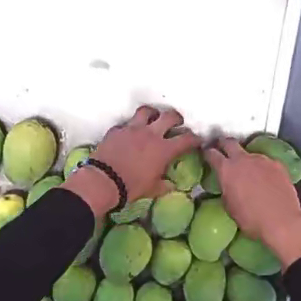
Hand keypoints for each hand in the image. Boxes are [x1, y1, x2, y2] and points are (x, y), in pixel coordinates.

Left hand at [64, 106, 201, 217]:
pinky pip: (126, 123)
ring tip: (153, 118)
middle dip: (176, 117)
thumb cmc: (131, 187)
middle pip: (169, 116)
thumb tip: (172, 185)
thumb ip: (164, 185)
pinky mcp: (117, 130)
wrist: (103, 180)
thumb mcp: (152, 189)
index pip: (186, 139)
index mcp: (163, 149)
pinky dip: (131, 127)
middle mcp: (150, 134)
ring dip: (153, 113)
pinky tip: (130, 133)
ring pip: (146, 111)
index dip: (194, 138)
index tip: (197, 140)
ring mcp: (132, 129)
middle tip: (177, 122)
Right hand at [204, 138, 300, 268]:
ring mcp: (262, 160)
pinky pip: (266, 163)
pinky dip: (262, 168)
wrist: (282, 222)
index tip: (206, 154)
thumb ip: (226, 189)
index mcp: (227, 170)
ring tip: (249, 172)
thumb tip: (228, 185)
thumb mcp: (229, 206)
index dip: (207, 153)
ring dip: (246, 160)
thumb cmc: (251, 219)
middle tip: (221, 148)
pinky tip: (266, 179)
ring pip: (250, 154)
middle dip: (223, 144)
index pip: (212, 154)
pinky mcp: (278, 165)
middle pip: (229, 143)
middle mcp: (243, 159)